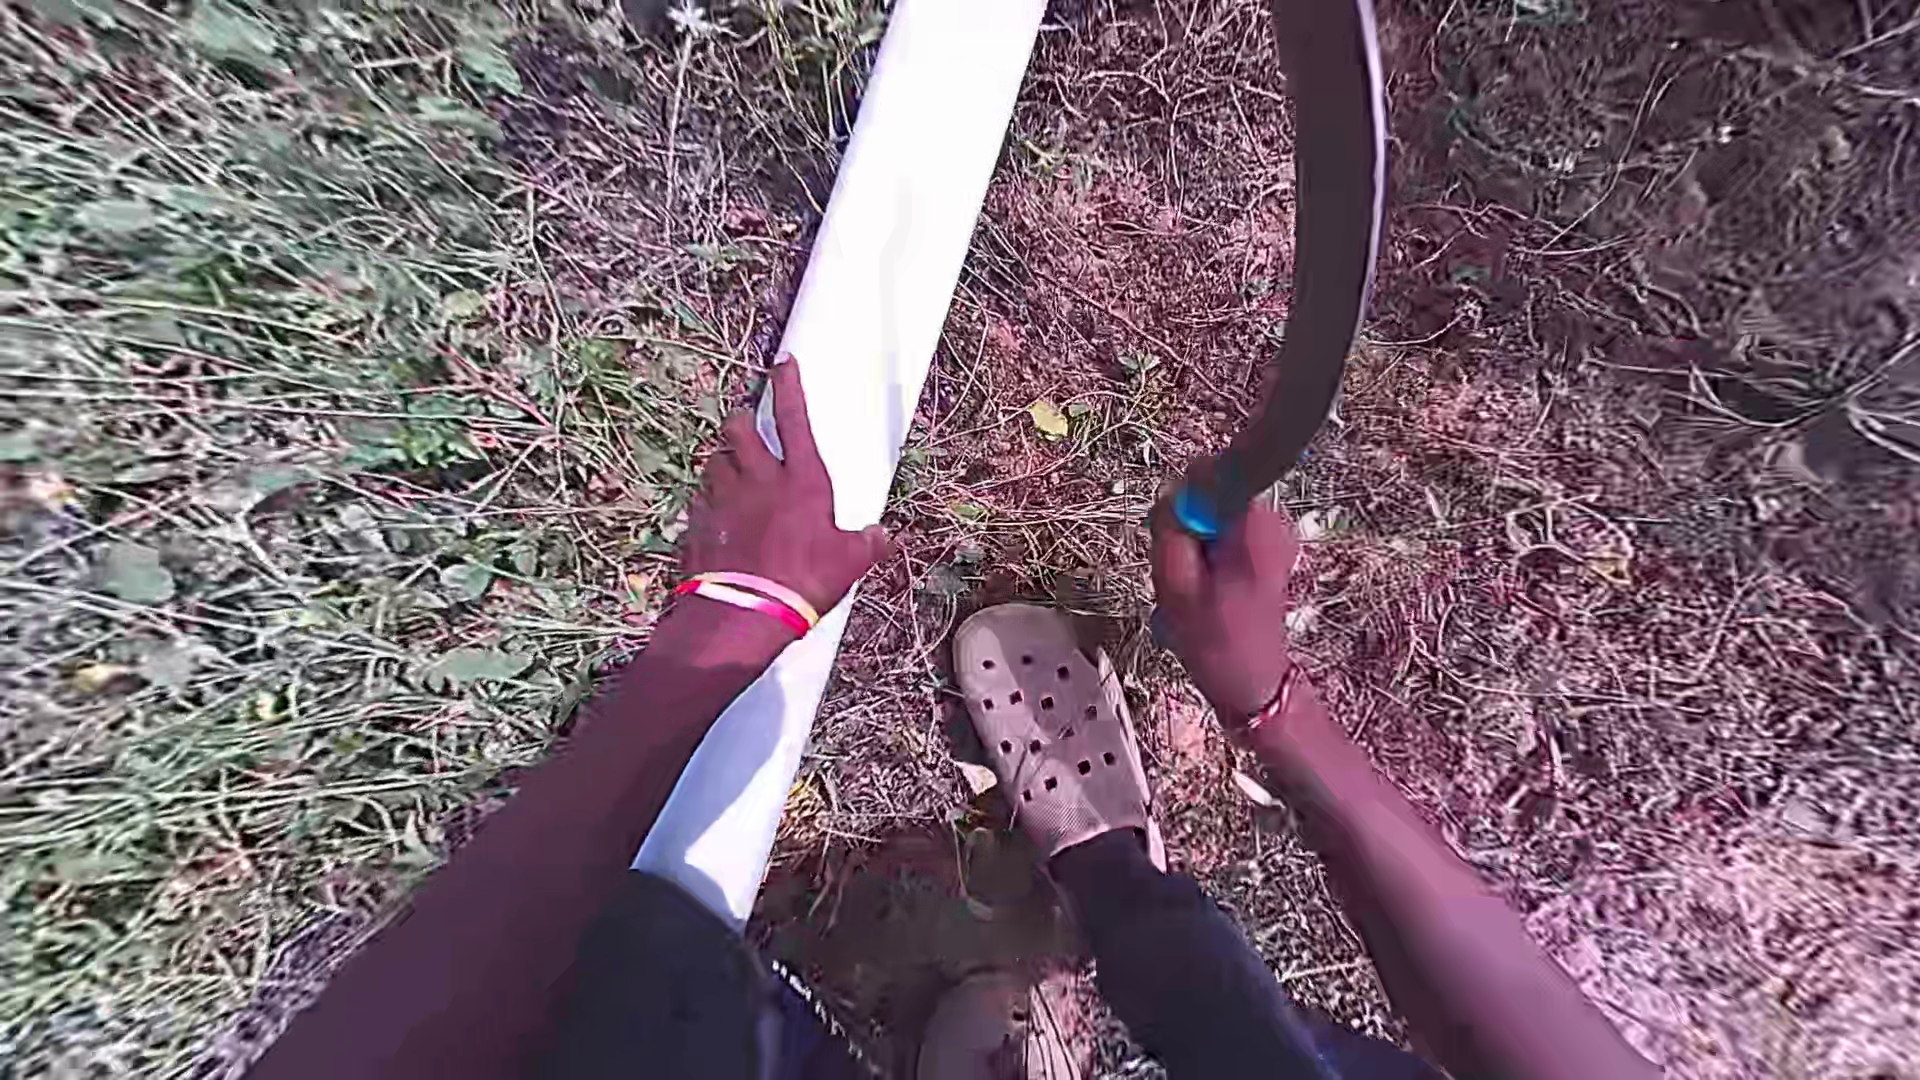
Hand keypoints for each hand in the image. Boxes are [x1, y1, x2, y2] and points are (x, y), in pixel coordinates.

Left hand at [677, 358, 888, 624]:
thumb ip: (866, 544)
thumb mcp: (849, 563)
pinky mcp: (699, 522)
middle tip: (747, 428)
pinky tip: (718, 513)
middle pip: (738, 429)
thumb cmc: (804, 580)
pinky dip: (709, 498)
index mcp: (801, 481)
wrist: (745, 613)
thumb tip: (880, 536)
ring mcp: (723, 499)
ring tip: (734, 470)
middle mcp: (759, 480)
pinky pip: (700, 498)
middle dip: (741, 421)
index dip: (789, 388)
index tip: (784, 364)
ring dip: (724, 458)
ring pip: (715, 459)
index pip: (794, 420)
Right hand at [1150, 492, 1297, 721]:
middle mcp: (1270, 523)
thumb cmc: (1214, 640)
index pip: (1219, 472)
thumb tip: (1175, 490)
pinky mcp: (1265, 549)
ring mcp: (1271, 536)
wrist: (1251, 684)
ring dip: (1191, 542)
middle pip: (1211, 494)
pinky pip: (1221, 531)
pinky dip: (1204, 552)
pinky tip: (1201, 585)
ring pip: (1212, 515)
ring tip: (1189, 583)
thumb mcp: (1175, 583)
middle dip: (1185, 524)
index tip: (1174, 531)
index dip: (1187, 496)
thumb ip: (1171, 528)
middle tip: (1178, 570)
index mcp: (1253, 527)